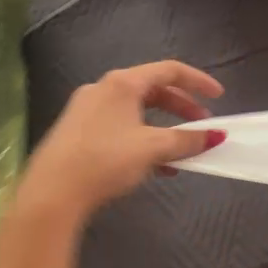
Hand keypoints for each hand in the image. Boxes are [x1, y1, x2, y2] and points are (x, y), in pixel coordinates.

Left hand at [16, 60, 226, 223]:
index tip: (219, 96)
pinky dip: (142, 138)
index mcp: (123, 83)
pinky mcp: (75, 133)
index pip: (170, 70)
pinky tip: (153, 166)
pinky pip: (120, 126)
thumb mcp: (153, 148)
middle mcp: (103, 89)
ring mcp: (86, 110)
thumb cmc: (105, 160)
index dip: (199, 81)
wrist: (48, 197)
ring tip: (179, 151)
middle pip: (153, 90)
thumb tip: (216, 136)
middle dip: (181, 108)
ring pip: (136, 111)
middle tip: (201, 125)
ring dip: (163, 127)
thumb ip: (187, 140)